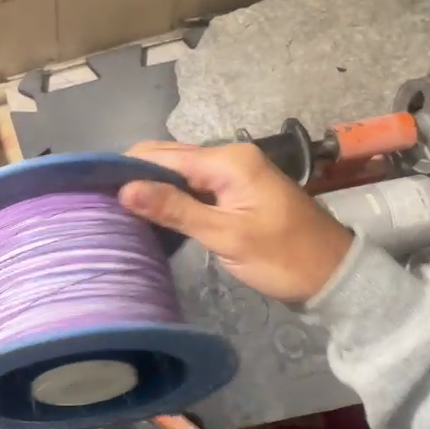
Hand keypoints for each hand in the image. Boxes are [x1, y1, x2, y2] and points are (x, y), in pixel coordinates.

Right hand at [119, 141, 353, 301]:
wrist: (333, 274)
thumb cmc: (282, 257)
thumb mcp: (227, 236)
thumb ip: (176, 210)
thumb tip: (125, 190)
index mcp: (227, 160)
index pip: (162, 154)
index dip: (127, 168)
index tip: (96, 191)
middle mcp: (228, 156)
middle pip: (168, 158)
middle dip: (136, 176)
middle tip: (104, 206)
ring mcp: (233, 172)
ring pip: (179, 172)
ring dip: (153, 187)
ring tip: (121, 212)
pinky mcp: (235, 190)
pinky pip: (193, 185)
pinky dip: (172, 196)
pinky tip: (154, 216)